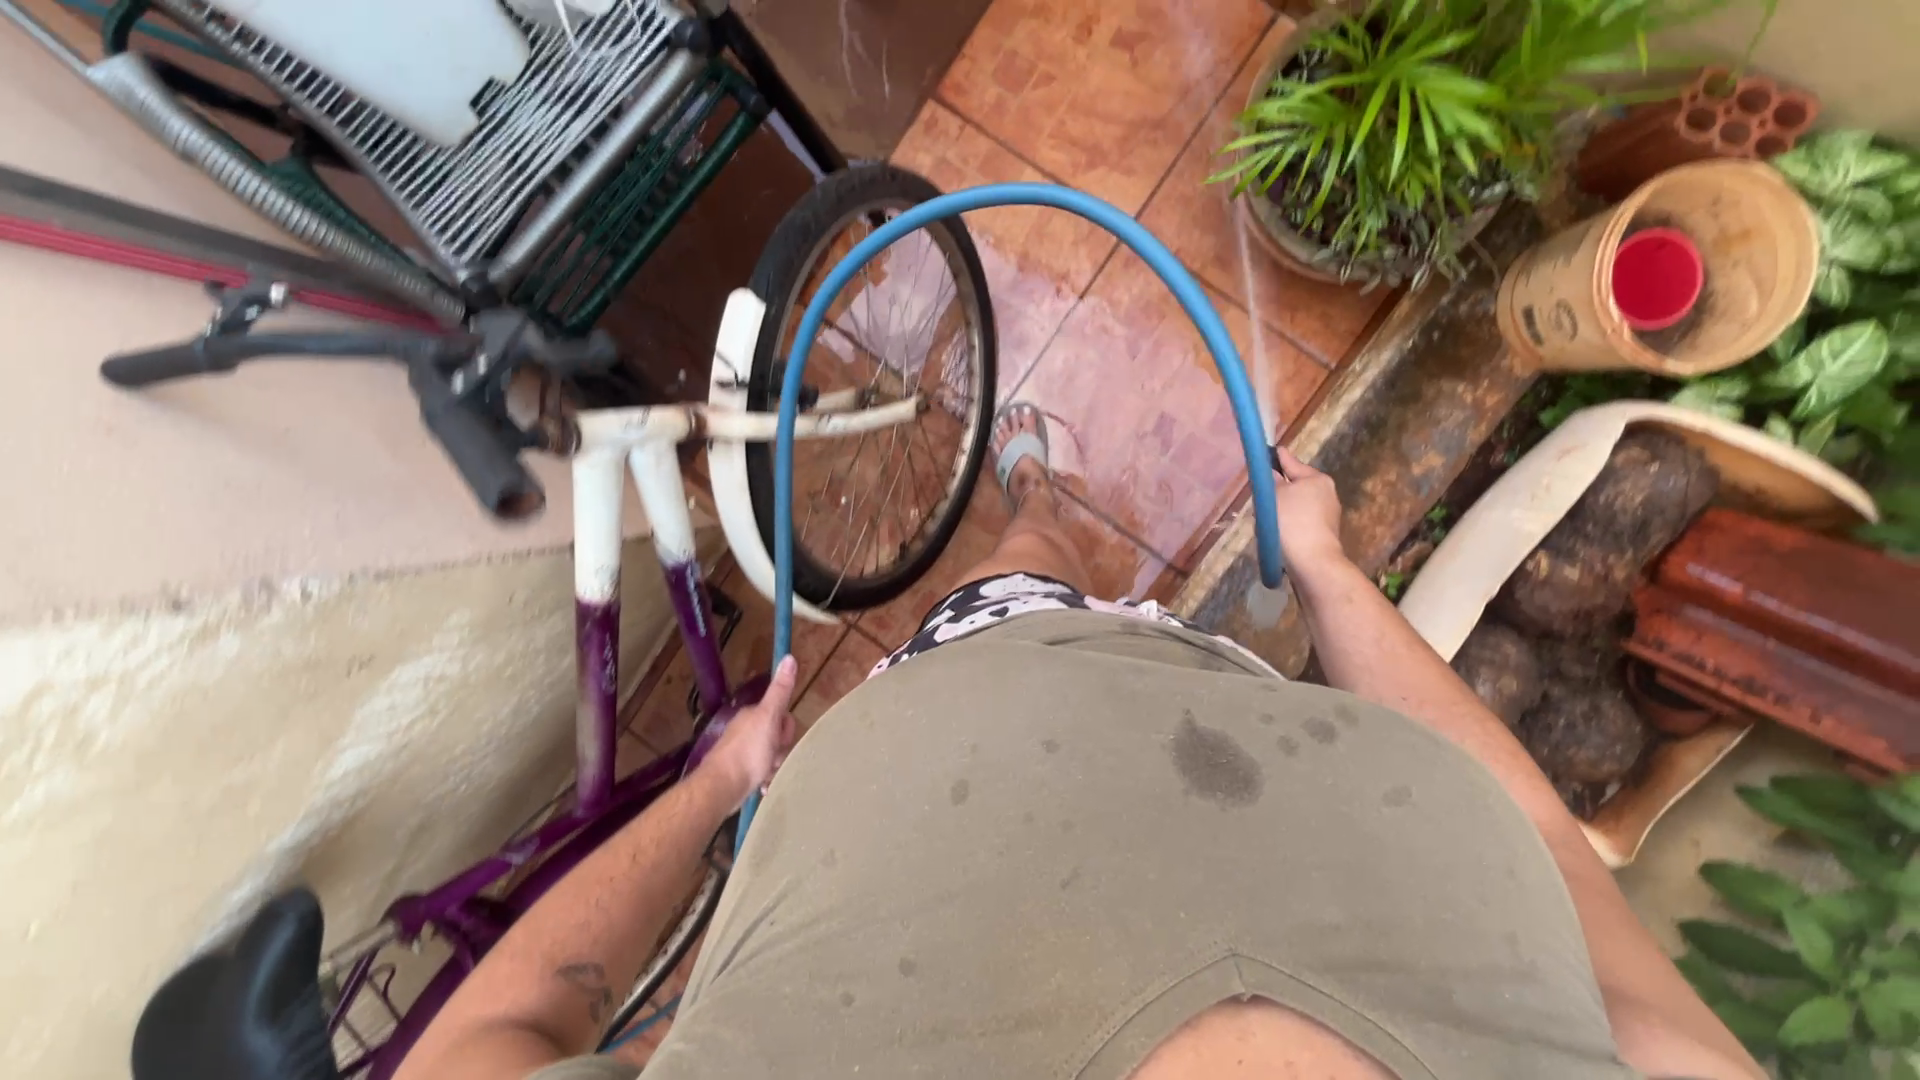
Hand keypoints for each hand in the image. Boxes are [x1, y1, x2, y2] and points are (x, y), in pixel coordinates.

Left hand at [701, 655, 799, 808]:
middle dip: (780, 750)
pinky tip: (764, 786)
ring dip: (773, 766)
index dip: (785, 729)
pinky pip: (758, 771)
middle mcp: (743, 729)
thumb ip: (780, 690)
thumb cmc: (748, 752)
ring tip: (768, 776)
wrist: (721, 787)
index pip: (780, 716)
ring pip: (768, 755)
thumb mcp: (769, 717)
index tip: (780, 740)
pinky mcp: (735, 771)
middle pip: (775, 736)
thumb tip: (789, 657)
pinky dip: (764, 779)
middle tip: (774, 759)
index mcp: (752, 715)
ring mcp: (738, 751)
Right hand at [1272, 446, 1348, 573]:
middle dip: (1279, 488)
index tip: (1271, 451)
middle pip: (1296, 485)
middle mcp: (1327, 493)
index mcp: (1316, 479)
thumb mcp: (1273, 496)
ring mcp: (1328, 514)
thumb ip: (1270, 481)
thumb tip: (1272, 473)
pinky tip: (1278, 532)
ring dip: (1283, 507)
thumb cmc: (1291, 522)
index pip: (1292, 463)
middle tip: (1261, 494)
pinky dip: (1290, 522)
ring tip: (1266, 518)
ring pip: (1298, 504)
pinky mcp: (1324, 532)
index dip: (1278, 457)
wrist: (1312, 561)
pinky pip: (1302, 520)